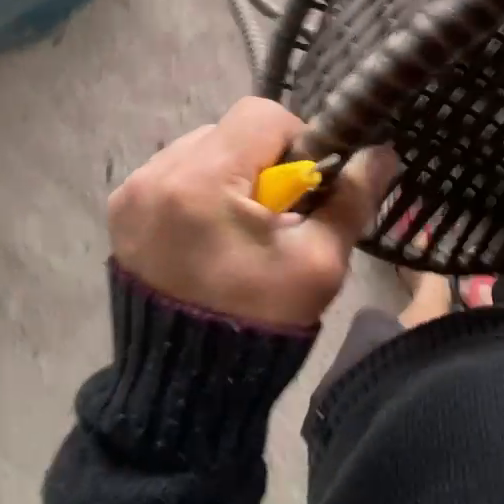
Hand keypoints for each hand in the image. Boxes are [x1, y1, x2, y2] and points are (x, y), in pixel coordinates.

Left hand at [108, 98, 399, 328]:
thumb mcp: (318, 263)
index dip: (298, 140)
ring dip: (228, 174)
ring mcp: (131, 193)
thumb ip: (352, 199)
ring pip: (200, 149)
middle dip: (262, 161)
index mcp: (202, 181)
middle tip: (277, 215)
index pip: (262, 115)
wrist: (184, 387)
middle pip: (228, 131)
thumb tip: (383, 152)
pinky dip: (197, 191)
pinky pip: (171, 174)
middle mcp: (156, 174)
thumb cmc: (260, 322)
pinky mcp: (120, 212)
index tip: (307, 186)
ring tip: (240, 228)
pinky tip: (208, 235)